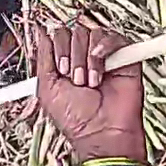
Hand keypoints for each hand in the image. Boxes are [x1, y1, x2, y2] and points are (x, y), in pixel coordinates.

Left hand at [33, 20, 145, 164]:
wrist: (104, 133)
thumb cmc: (76, 119)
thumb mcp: (47, 89)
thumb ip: (43, 59)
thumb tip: (41, 33)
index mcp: (66, 61)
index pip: (59, 35)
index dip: (58, 49)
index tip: (61, 71)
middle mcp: (84, 56)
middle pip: (74, 32)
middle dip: (72, 57)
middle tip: (77, 81)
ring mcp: (105, 55)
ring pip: (92, 34)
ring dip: (88, 59)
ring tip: (92, 82)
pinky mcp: (124, 56)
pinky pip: (114, 37)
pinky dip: (105, 48)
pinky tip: (103, 68)